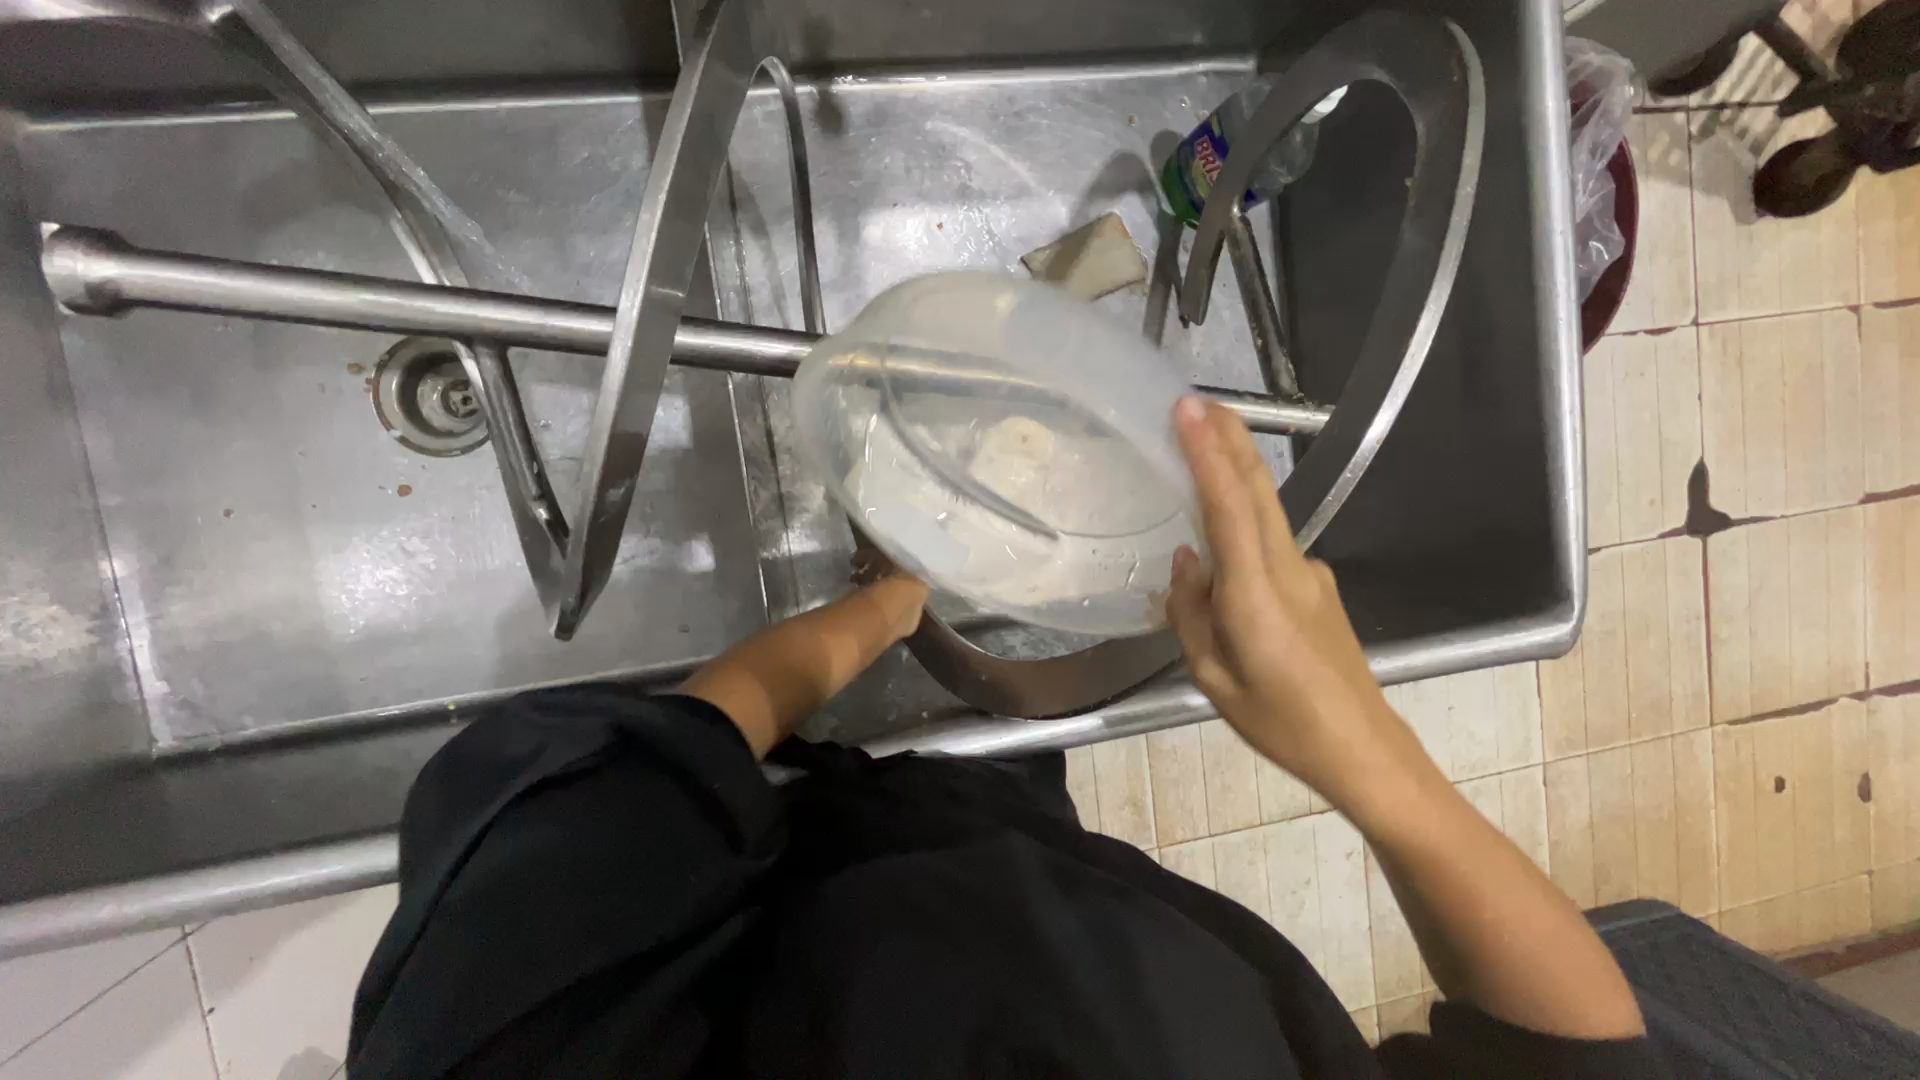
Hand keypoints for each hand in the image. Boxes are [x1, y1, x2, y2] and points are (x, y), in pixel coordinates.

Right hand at [1164, 396, 1437, 810]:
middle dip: (1230, 438)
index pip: (1230, 507)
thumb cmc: (1281, 723)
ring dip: (1237, 468)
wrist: (1364, 750)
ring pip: (1269, 510)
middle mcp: (1288, 569)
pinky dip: (1246, 515)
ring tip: (1204, 441)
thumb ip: (1192, 613)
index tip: (1187, 410)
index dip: (1208, 454)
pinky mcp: (1319, 587)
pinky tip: (1223, 534)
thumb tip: (1189, 560)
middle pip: (1259, 490)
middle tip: (1197, 400)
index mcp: (1256, 594)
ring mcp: (1310, 575)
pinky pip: (1273, 540)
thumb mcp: (1213, 679)